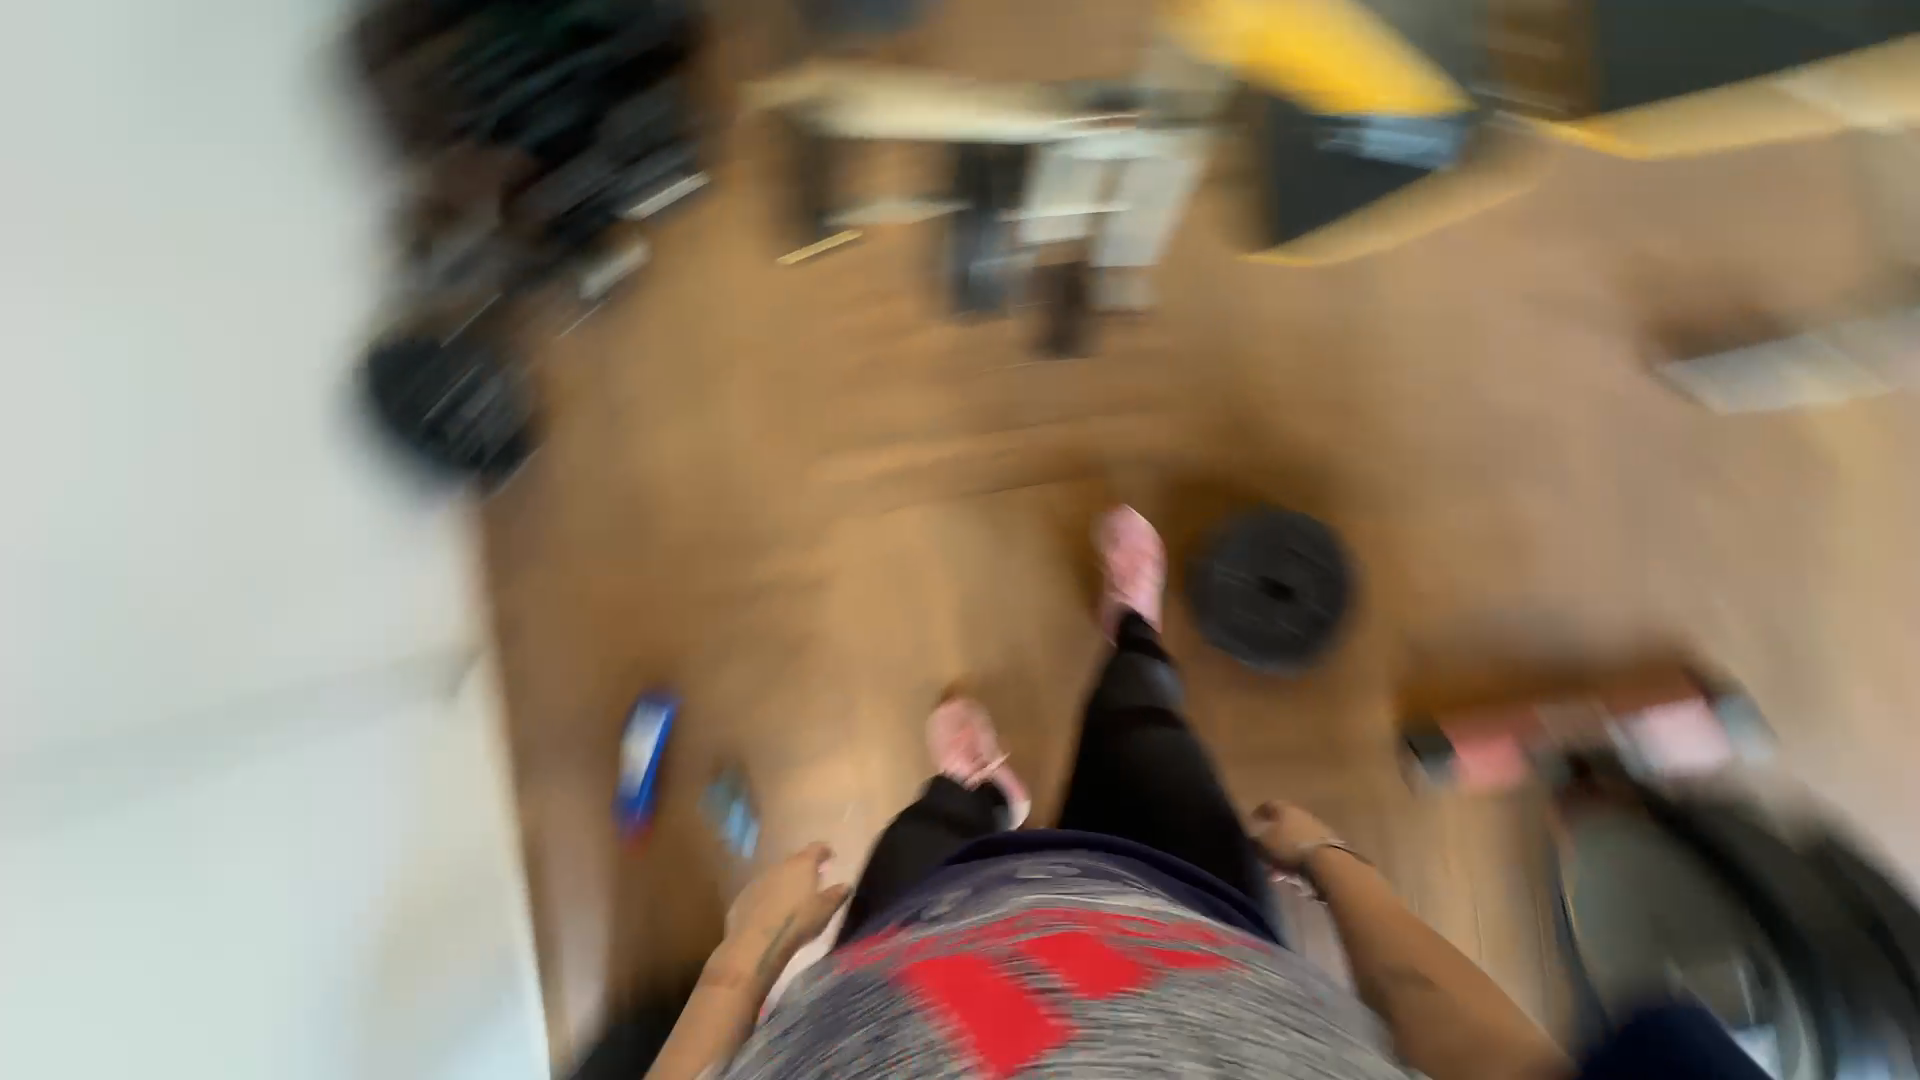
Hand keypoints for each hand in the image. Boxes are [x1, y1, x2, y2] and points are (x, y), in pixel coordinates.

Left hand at [709, 842, 850, 989]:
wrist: (756, 943)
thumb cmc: (798, 922)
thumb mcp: (825, 911)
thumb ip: (836, 895)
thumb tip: (846, 885)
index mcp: (802, 864)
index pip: (817, 848)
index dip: (825, 851)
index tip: (830, 857)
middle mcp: (780, 865)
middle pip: (795, 861)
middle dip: (804, 868)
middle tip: (812, 880)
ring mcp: (759, 879)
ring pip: (777, 875)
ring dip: (785, 882)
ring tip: (792, 898)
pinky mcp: (743, 896)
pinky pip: (761, 891)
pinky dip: (769, 896)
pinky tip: (772, 912)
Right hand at [1250, 801, 1339, 871]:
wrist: (1329, 863)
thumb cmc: (1289, 847)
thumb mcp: (1262, 842)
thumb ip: (1252, 835)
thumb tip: (1248, 831)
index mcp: (1283, 808)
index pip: (1267, 806)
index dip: (1257, 816)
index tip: (1250, 828)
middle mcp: (1301, 813)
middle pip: (1282, 824)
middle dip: (1272, 840)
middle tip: (1264, 855)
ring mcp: (1317, 828)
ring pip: (1294, 839)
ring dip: (1285, 852)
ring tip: (1278, 871)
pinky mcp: (1330, 845)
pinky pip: (1307, 850)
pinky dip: (1299, 859)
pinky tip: (1295, 874)